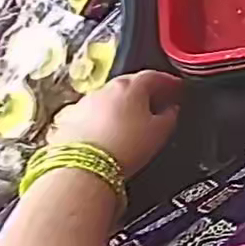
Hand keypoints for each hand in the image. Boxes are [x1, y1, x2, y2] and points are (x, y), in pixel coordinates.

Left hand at [46, 70, 183, 175]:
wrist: (83, 169)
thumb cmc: (123, 148)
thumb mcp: (160, 132)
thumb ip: (170, 115)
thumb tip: (171, 111)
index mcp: (130, 86)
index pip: (154, 76)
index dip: (168, 82)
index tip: (176, 88)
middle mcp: (105, 89)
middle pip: (129, 84)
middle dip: (145, 92)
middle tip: (157, 103)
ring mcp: (84, 103)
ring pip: (109, 99)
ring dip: (122, 106)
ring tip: (132, 123)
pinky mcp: (68, 120)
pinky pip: (91, 114)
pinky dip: (102, 119)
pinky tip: (108, 133)